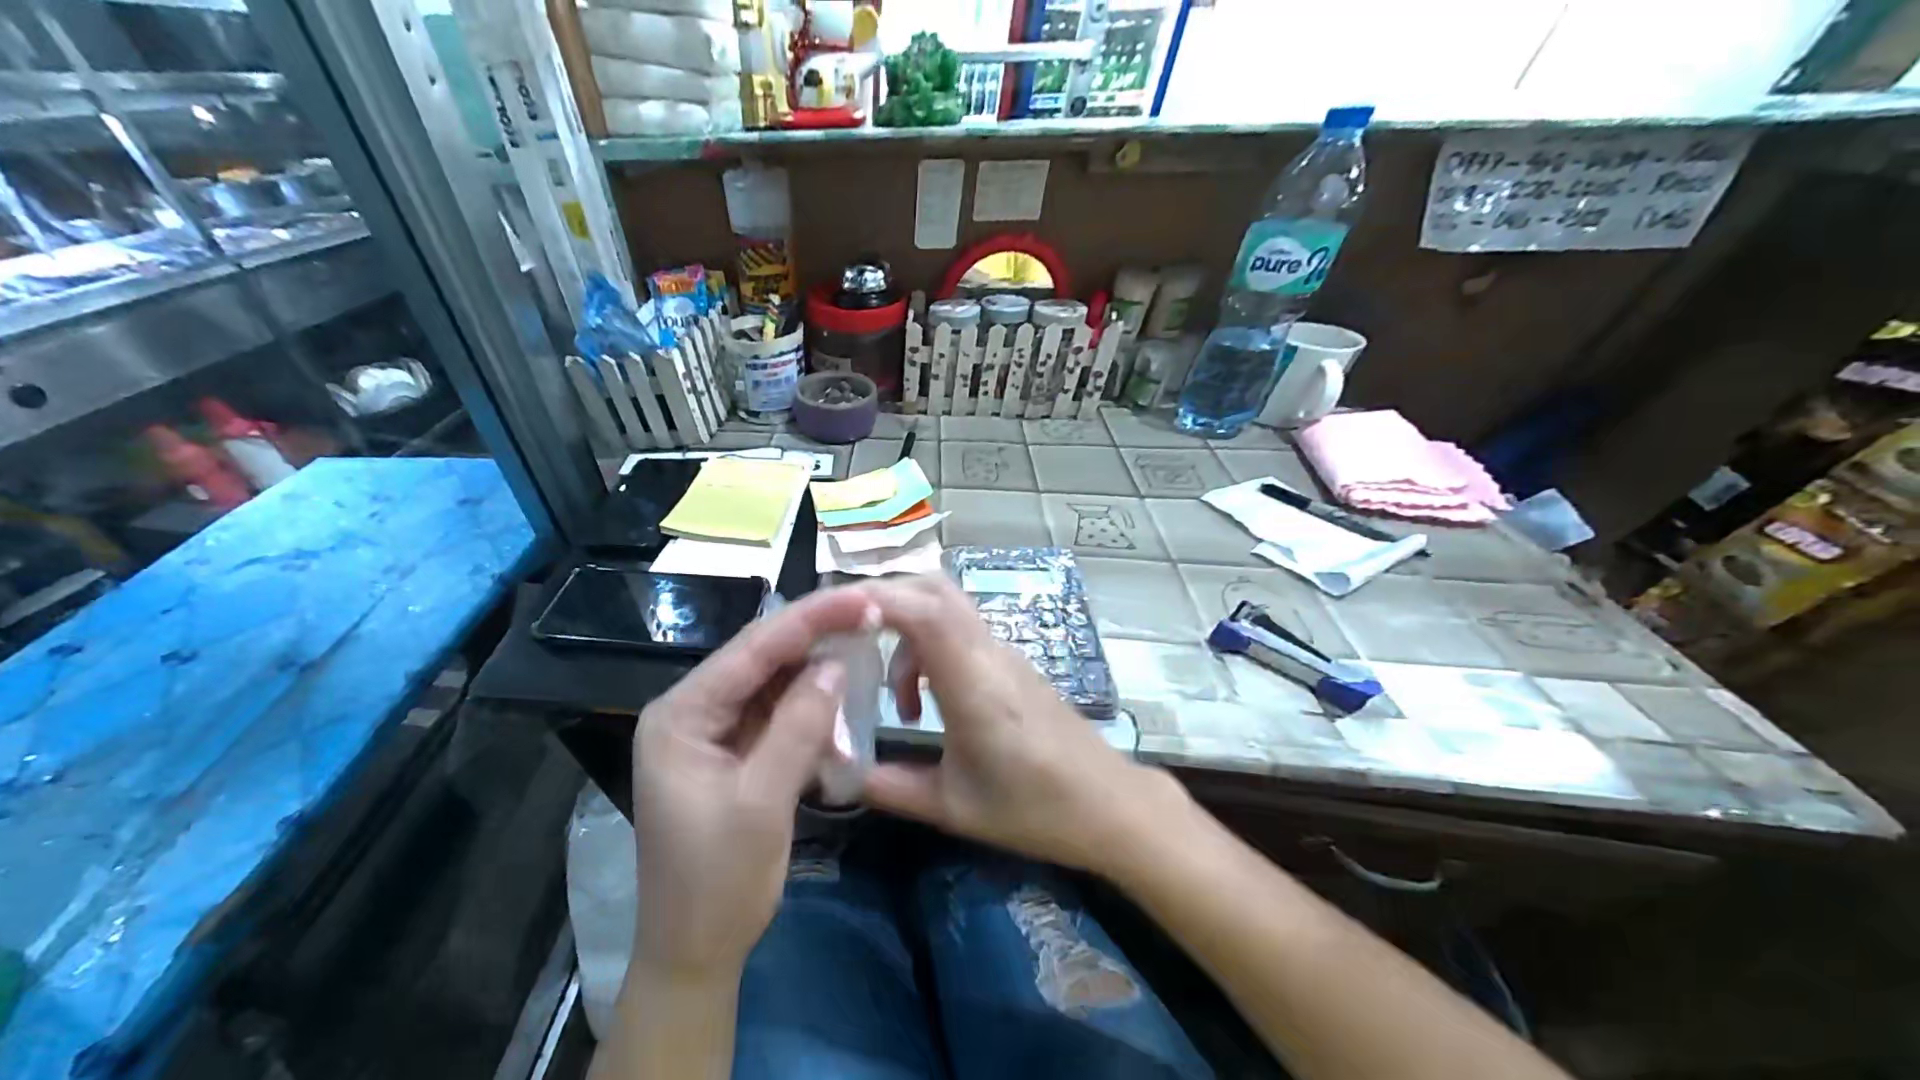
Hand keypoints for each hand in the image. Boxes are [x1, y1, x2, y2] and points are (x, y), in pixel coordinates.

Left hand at [628, 586, 877, 981]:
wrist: (695, 951)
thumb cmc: (719, 881)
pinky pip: (777, 710)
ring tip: (864, 637)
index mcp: (680, 716)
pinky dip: (811, 701)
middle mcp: (691, 711)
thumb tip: (836, 664)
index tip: (861, 597)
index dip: (810, 619)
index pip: (751, 650)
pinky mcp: (735, 750)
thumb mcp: (762, 802)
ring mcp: (713, 730)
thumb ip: (798, 726)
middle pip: (760, 657)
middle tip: (871, 610)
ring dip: (817, 665)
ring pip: (772, 680)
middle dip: (815, 633)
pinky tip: (843, 688)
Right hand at [860, 575, 1188, 875]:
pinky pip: (960, 629)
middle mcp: (989, 653)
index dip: (875, 602)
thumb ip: (891, 786)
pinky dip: (926, 645)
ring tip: (887, 692)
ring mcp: (1004, 653)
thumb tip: (835, 772)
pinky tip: (920, 700)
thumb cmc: (1035, 809)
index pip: (924, 612)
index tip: (833, 620)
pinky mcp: (1011, 662)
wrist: (1109, 804)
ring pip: (946, 605)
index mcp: (974, 683)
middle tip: (844, 636)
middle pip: (934, 588)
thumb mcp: (953, 807)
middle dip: (881, 599)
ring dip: (904, 627)